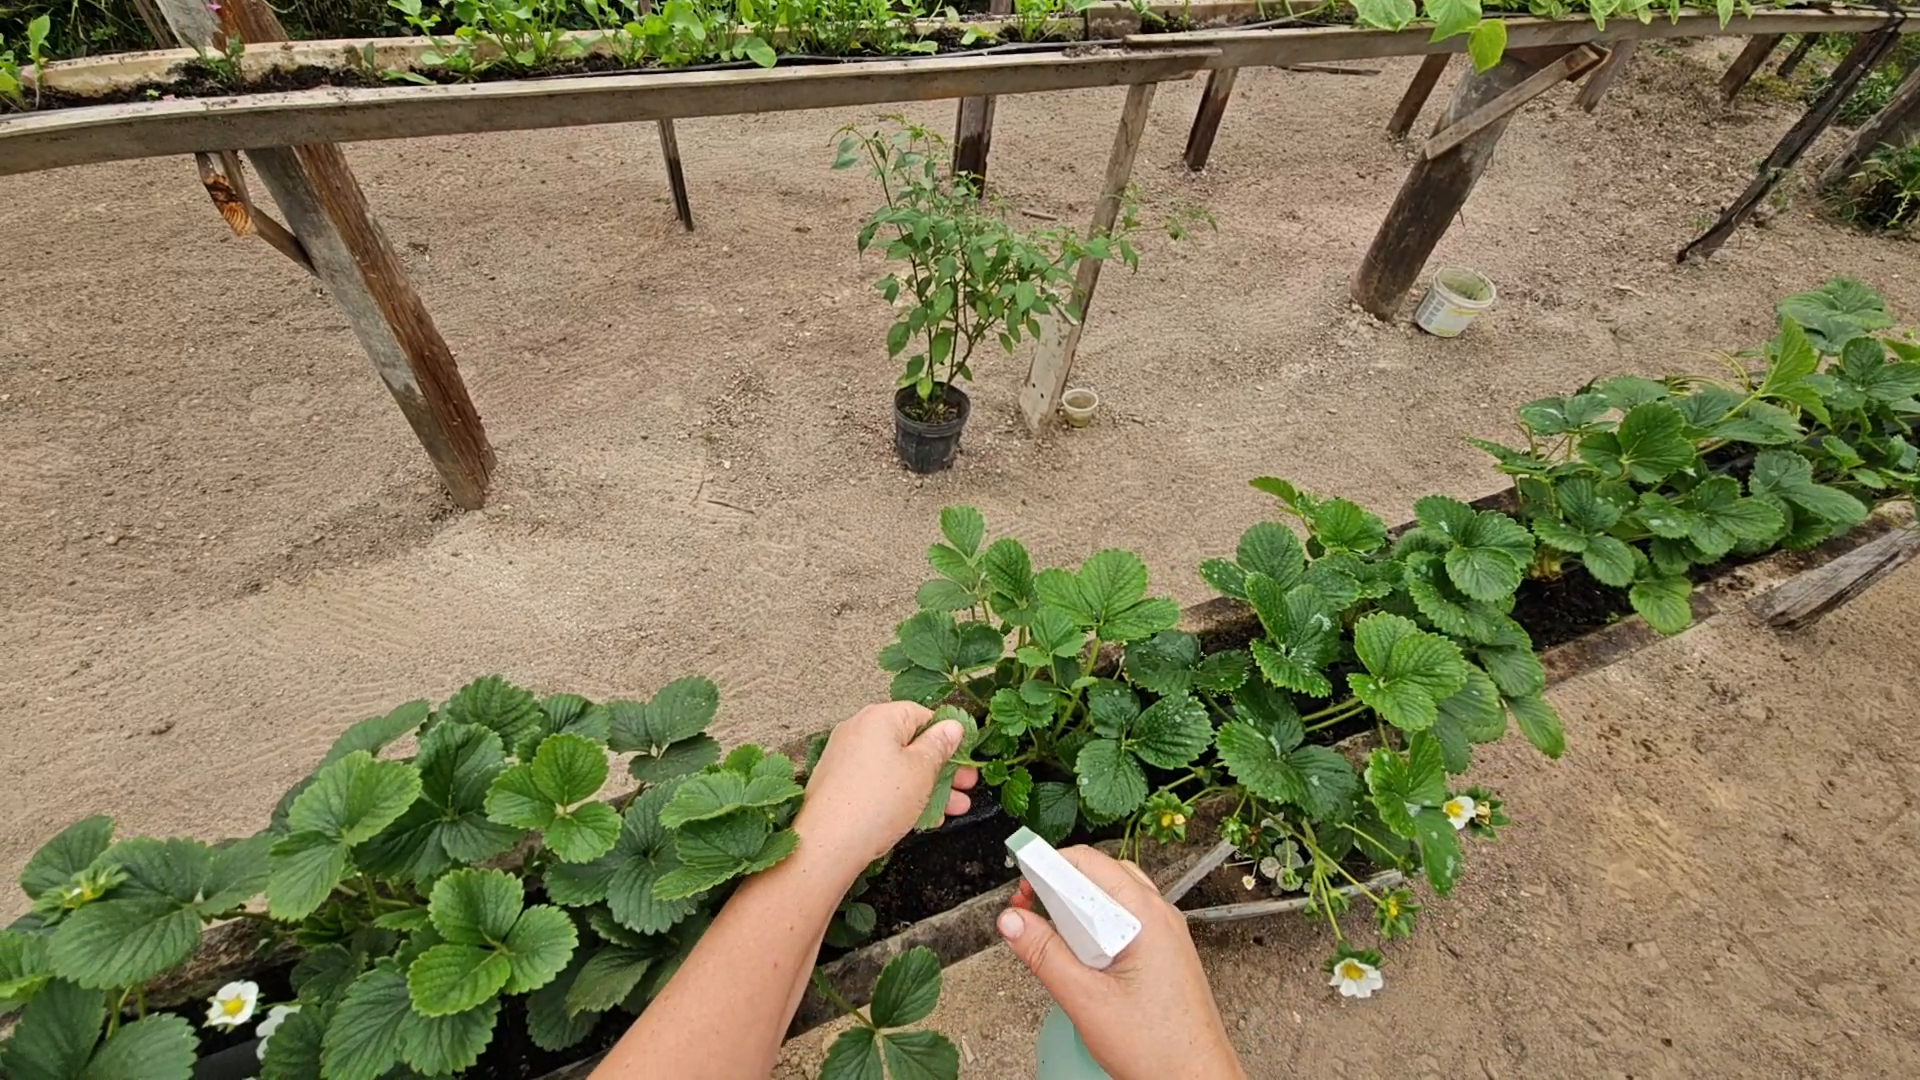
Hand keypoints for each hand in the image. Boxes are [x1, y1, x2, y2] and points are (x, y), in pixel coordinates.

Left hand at [792, 701, 978, 878]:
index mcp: (879, 717)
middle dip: (941, 767)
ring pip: (896, 766)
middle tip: (963, 783)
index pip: (923, 715)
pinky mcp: (839, 783)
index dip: (947, 736)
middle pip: (910, 743)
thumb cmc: (872, 804)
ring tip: (951, 807)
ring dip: (926, 785)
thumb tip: (951, 727)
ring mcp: (846, 757)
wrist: (827, 846)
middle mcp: (859, 730)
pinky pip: (879, 782)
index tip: (963, 755)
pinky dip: (900, 795)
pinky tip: (921, 817)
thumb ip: (940, 745)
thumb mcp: (921, 771)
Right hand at [997, 846, 1244, 1079]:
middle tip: (1029, 906)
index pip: (1088, 864)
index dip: (1048, 865)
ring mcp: (1165, 933)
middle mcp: (1159, 915)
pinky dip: (1096, 923)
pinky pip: (1124, 919)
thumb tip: (1013, 921)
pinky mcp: (1164, 952)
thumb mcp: (1086, 1000)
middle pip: (1100, 874)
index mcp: (1145, 915)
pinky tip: (1081, 950)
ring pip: (1113, 896)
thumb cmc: (1159, 1051)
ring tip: (1052, 928)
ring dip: (1078, 904)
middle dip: (1059, 884)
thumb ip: (1044, 955)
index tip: (1021, 875)